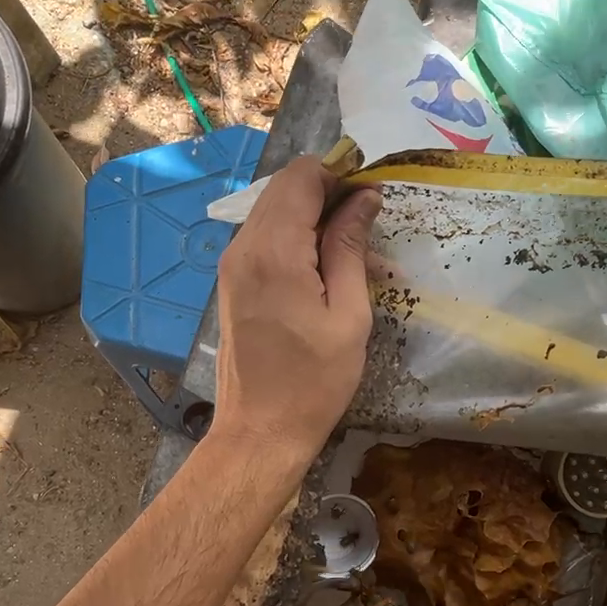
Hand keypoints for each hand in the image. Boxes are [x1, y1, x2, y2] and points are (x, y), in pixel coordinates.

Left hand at [211, 156, 380, 455]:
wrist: (261, 431)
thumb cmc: (315, 381)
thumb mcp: (349, 316)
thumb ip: (351, 249)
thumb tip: (365, 199)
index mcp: (275, 251)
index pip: (302, 177)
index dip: (340, 174)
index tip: (374, 196)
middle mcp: (244, 246)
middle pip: (285, 188)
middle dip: (330, 193)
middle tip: (369, 224)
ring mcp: (232, 264)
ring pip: (275, 211)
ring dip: (315, 218)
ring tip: (354, 254)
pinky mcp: (232, 281)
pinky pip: (266, 238)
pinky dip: (298, 239)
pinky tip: (327, 270)